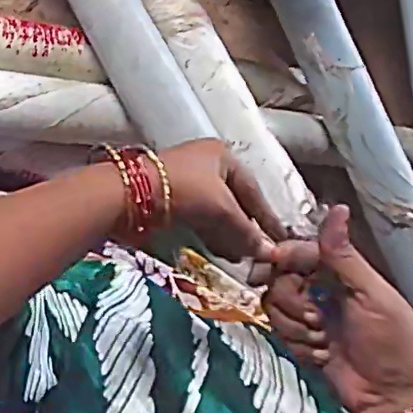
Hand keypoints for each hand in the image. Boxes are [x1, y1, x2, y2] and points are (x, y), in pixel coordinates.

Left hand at [155, 139, 283, 262]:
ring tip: (238, 256)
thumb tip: (269, 252)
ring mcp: (188, 179)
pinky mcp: (172, 198)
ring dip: (228, 233)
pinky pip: (200, 217)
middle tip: (257, 252)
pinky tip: (218, 250)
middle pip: (234, 200)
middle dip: (245, 227)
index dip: (266, 216)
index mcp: (222, 155)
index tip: (278, 239)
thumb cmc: (185, 190)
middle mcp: (206, 163)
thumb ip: (247, 232)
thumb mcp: (222, 209)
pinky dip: (211, 232)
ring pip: (216, 210)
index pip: (252, 189)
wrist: (134, 194)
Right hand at [264, 205, 412, 412]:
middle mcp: (320, 287)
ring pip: (275, 305)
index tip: (273, 263)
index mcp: (339, 269)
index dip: (282, 256)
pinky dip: (298, 344)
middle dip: (294, 301)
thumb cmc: (394, 343)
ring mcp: (310, 315)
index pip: (298, 250)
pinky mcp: (302, 340)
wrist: (394, 402)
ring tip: (323, 340)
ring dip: (297, 326)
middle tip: (318, 319)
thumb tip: (338, 208)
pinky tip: (321, 354)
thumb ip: (344, 255)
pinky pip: (280, 332)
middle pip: (279, 278)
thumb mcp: (373, 294)